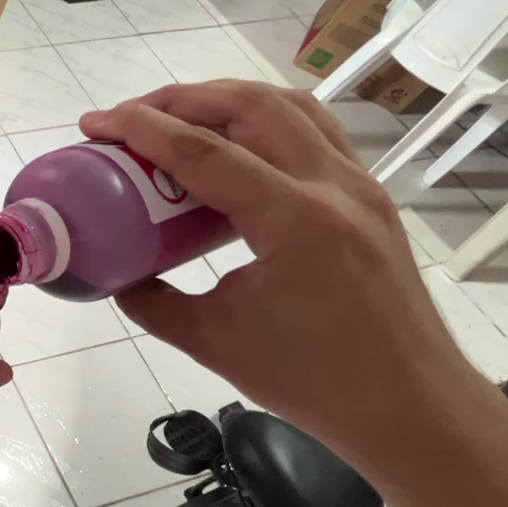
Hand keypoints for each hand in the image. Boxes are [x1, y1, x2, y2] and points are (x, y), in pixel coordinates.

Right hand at [80, 81, 504, 475]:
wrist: (411, 407)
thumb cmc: (311, 381)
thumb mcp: (211, 341)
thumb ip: (152, 300)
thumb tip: (116, 272)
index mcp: (294, 221)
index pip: (205, 151)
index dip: (142, 129)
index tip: (96, 123)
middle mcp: (334, 187)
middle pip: (252, 106)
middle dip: (182, 98)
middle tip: (131, 117)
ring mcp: (360, 187)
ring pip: (291, 107)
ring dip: (226, 100)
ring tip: (177, 118)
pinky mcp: (368, 197)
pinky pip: (313, 132)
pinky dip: (263, 121)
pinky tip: (232, 147)